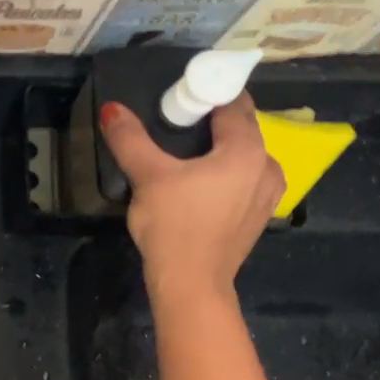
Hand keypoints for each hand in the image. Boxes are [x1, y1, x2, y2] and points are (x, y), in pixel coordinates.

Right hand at [100, 93, 285, 303]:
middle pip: (241, 131)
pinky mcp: (258, 217)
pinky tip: (203, 189)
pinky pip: (245, 183)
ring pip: (245, 158)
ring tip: (190, 160)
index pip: (232, 105)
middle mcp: (267, 165)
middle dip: (213, 125)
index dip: (207, 96)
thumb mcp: (148, 178)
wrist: (190, 282)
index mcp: (246, 149)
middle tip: (179, 128)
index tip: (182, 100)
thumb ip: (131, 140)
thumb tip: (111, 109)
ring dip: (222, 153)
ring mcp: (267, 194)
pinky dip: (227, 178)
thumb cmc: (173, 225)